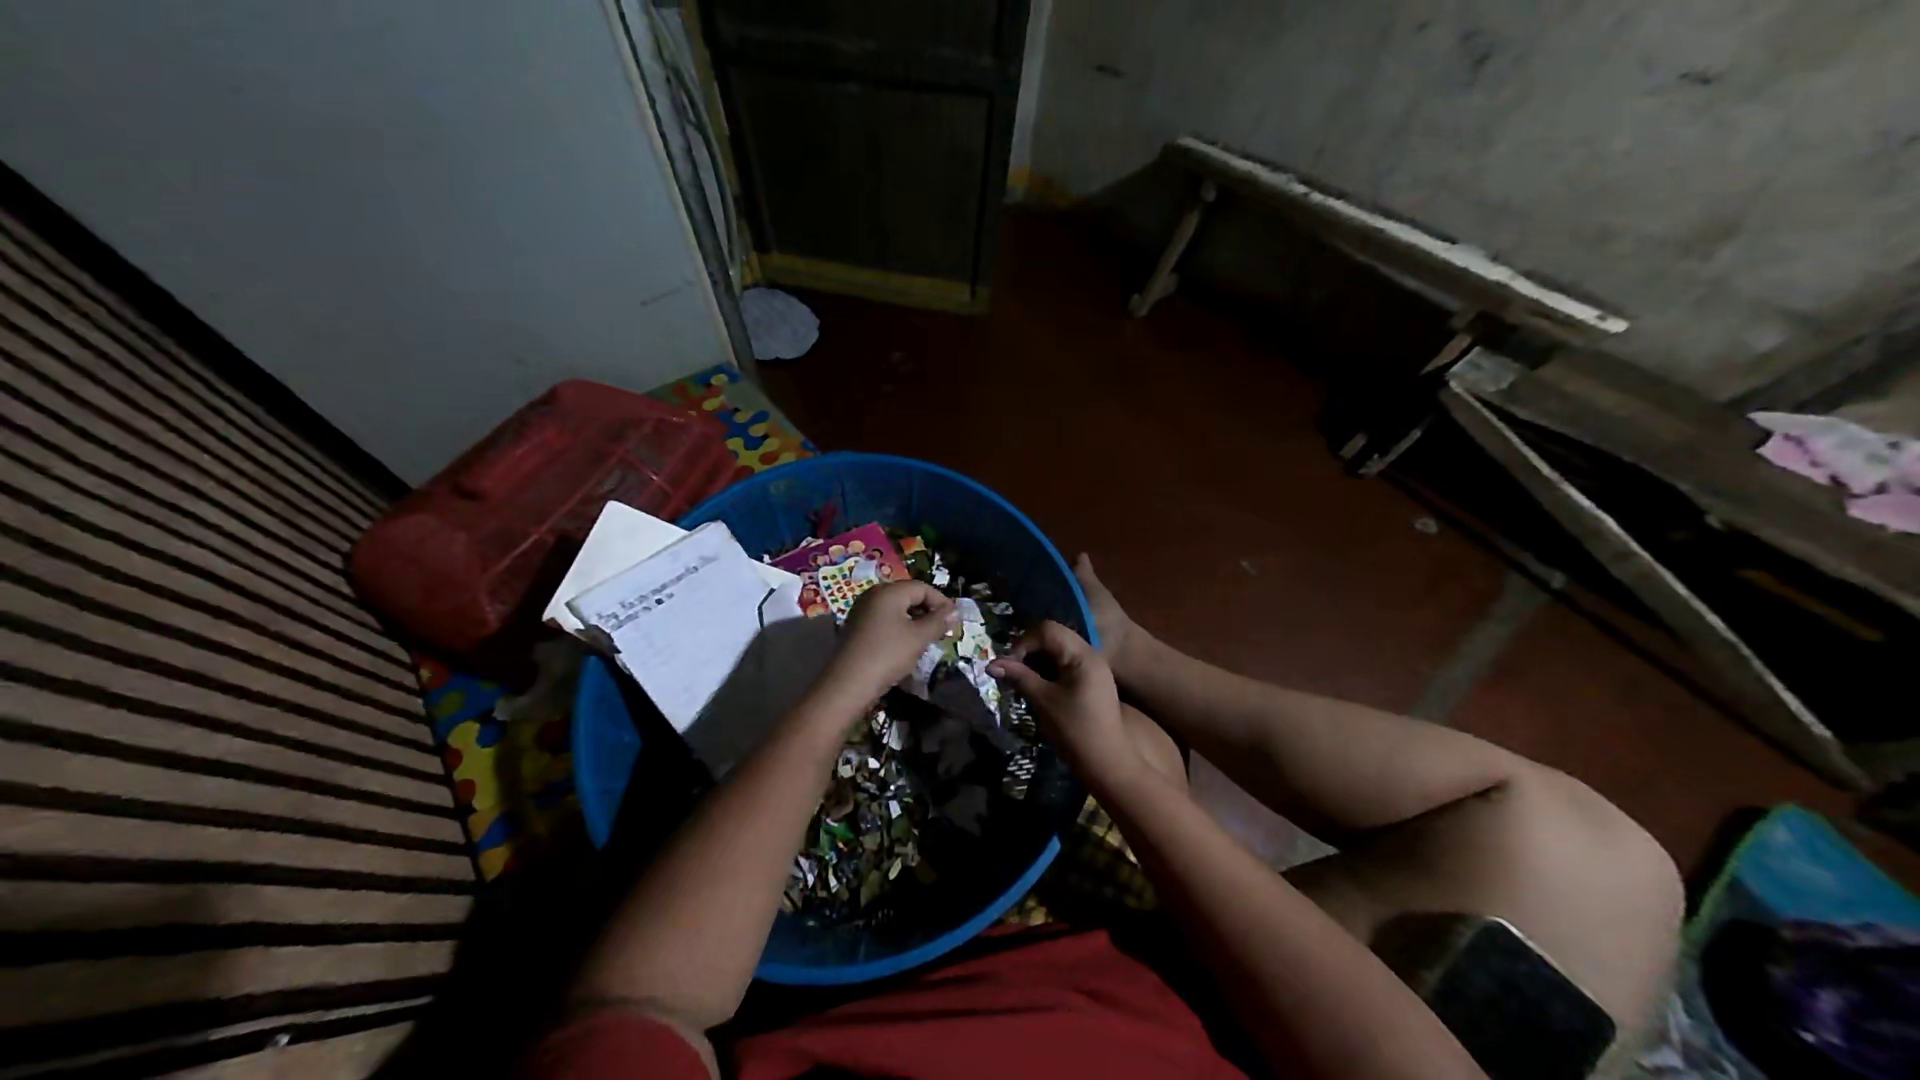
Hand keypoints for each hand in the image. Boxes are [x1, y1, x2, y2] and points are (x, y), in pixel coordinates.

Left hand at [818, 580, 957, 704]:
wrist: (848, 683)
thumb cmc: (887, 655)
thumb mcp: (918, 638)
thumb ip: (938, 621)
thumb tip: (953, 611)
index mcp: (888, 592)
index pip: (922, 587)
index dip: (941, 601)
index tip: (954, 620)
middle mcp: (873, 595)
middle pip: (908, 595)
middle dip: (928, 610)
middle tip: (942, 629)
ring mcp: (862, 611)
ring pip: (896, 608)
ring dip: (914, 619)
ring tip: (927, 638)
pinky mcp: (856, 627)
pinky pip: (884, 619)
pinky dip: (899, 627)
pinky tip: (906, 644)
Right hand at [988, 621, 1141, 786]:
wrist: (1108, 762)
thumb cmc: (1075, 730)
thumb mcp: (1044, 701)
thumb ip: (1019, 677)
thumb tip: (991, 664)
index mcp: (1082, 655)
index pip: (1047, 630)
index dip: (1024, 642)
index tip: (1010, 664)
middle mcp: (1091, 654)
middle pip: (1054, 637)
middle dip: (1029, 650)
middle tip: (1013, 671)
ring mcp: (1093, 667)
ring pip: (1058, 651)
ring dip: (1038, 661)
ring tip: (1023, 680)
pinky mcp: (1092, 681)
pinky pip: (1066, 664)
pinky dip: (1049, 670)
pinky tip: (1038, 687)